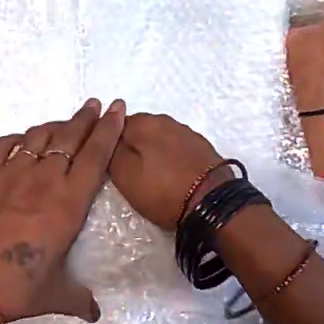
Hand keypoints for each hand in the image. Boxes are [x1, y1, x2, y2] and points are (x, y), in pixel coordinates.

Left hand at [0, 99, 125, 323]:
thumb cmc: (15, 287)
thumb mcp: (53, 295)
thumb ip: (77, 299)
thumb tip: (93, 312)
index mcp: (68, 203)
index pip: (95, 156)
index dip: (109, 130)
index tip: (118, 109)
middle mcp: (43, 180)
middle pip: (69, 138)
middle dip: (85, 119)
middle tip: (95, 104)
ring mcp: (11, 175)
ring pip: (38, 137)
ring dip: (54, 125)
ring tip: (64, 122)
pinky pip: (3, 147)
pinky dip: (16, 139)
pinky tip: (21, 140)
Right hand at [107, 112, 226, 229]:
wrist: (213, 203)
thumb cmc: (163, 191)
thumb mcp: (125, 177)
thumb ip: (111, 153)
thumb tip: (110, 139)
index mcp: (143, 123)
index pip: (114, 125)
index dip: (110, 144)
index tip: (111, 163)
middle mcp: (165, 120)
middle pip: (138, 130)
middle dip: (132, 146)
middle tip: (130, 172)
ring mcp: (187, 132)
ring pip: (159, 138)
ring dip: (152, 151)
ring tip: (151, 175)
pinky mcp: (202, 147)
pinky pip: (176, 147)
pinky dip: (170, 157)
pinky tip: (171, 174)